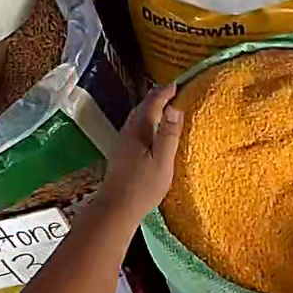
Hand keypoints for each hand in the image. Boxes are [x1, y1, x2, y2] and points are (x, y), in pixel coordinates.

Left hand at [99, 84, 183, 220]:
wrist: (116, 208)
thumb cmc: (142, 187)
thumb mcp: (162, 162)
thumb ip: (169, 135)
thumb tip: (175, 108)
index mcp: (138, 130)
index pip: (152, 103)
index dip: (164, 93)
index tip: (177, 85)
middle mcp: (127, 132)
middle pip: (141, 107)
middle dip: (157, 97)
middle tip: (173, 92)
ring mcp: (122, 142)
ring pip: (137, 117)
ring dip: (150, 108)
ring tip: (165, 107)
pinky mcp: (121, 152)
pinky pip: (135, 127)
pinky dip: (146, 120)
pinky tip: (152, 130)